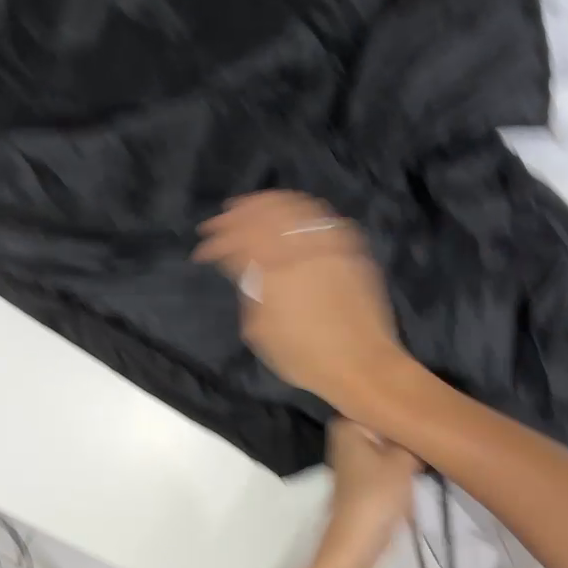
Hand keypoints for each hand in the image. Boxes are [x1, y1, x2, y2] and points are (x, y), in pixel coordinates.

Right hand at [195, 191, 414, 412]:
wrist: (362, 364)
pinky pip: (322, 218)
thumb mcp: (261, 333)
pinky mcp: (351, 249)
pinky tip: (294, 215)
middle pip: (262, 216)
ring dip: (268, 204)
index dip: (215, 243)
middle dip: (237, 214)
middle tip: (224, 217)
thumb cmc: (306, 359)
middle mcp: (298, 252)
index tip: (204, 250)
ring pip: (294, 207)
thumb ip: (251, 295)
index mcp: (272, 274)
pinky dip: (302, 210)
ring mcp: (328, 246)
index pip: (235, 243)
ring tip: (255, 207)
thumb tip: (246, 273)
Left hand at [321, 420, 418, 555]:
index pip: (378, 403)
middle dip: (403, 430)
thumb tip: (424, 429)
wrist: (359, 539)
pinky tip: (416, 464)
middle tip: (431, 429)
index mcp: (347, 424)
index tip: (427, 409)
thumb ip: (413, 439)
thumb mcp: (404, 460)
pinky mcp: (359, 478)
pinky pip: (382, 461)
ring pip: (384, 443)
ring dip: (402, 447)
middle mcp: (344, 437)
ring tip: (428, 443)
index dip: (403, 407)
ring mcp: (350, 459)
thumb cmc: (377, 494)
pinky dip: (396, 463)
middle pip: (382, 425)